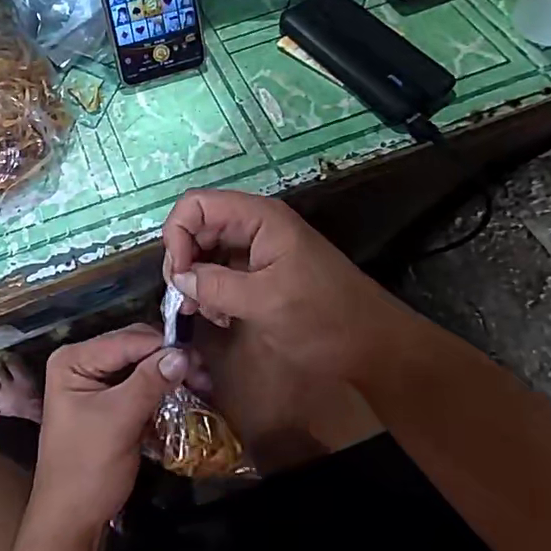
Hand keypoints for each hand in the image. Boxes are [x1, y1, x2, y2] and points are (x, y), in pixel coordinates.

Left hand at [29, 326, 187, 530]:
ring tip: (201, 386)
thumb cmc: (87, 469)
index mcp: (74, 359)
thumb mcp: (119, 421)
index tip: (200, 363)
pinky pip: (141, 384)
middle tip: (203, 377)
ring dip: (170, 375)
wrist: (71, 521)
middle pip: (136, 348)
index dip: (163, 348)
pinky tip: (184, 397)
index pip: (127, 340)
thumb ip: (149, 383)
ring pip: (142, 365)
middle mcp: (83, 362)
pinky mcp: (110, 401)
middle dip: (169, 360)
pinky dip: (162, 390)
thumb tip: (183, 353)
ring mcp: (96, 382)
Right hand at [162, 190, 403, 382]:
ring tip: (202, 313)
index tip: (179, 275)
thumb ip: (215, 286)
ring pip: (207, 252)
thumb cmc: (323, 317)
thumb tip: (179, 279)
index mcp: (259, 218)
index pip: (197, 205)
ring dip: (198, 281)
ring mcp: (259, 249)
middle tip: (183, 300)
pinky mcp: (262, 273)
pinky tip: (221, 317)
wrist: (372, 345)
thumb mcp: (264, 302)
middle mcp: (256, 225)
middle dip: (185, 261)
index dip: (178, 234)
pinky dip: (213, 292)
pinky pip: (223, 272)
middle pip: (198, 227)